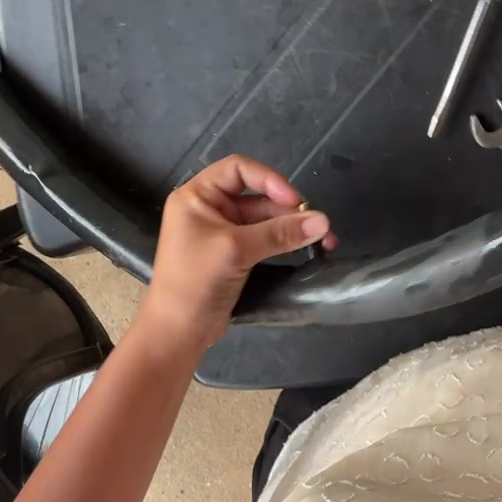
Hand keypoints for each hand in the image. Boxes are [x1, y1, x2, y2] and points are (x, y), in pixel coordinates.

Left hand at [138, 155, 335, 349]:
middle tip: (319, 226)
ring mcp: (222, 233)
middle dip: (288, 209)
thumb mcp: (237, 250)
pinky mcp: (234, 255)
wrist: (177, 332)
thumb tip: (323, 221)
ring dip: (293, 227)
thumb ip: (280, 233)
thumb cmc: (195, 281)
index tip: (295, 201)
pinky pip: (265, 239)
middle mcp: (209, 209)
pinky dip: (286, 242)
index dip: (270, 179)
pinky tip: (308, 247)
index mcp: (197, 197)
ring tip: (324, 239)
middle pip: (257, 196)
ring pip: (265, 219)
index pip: (239, 169)